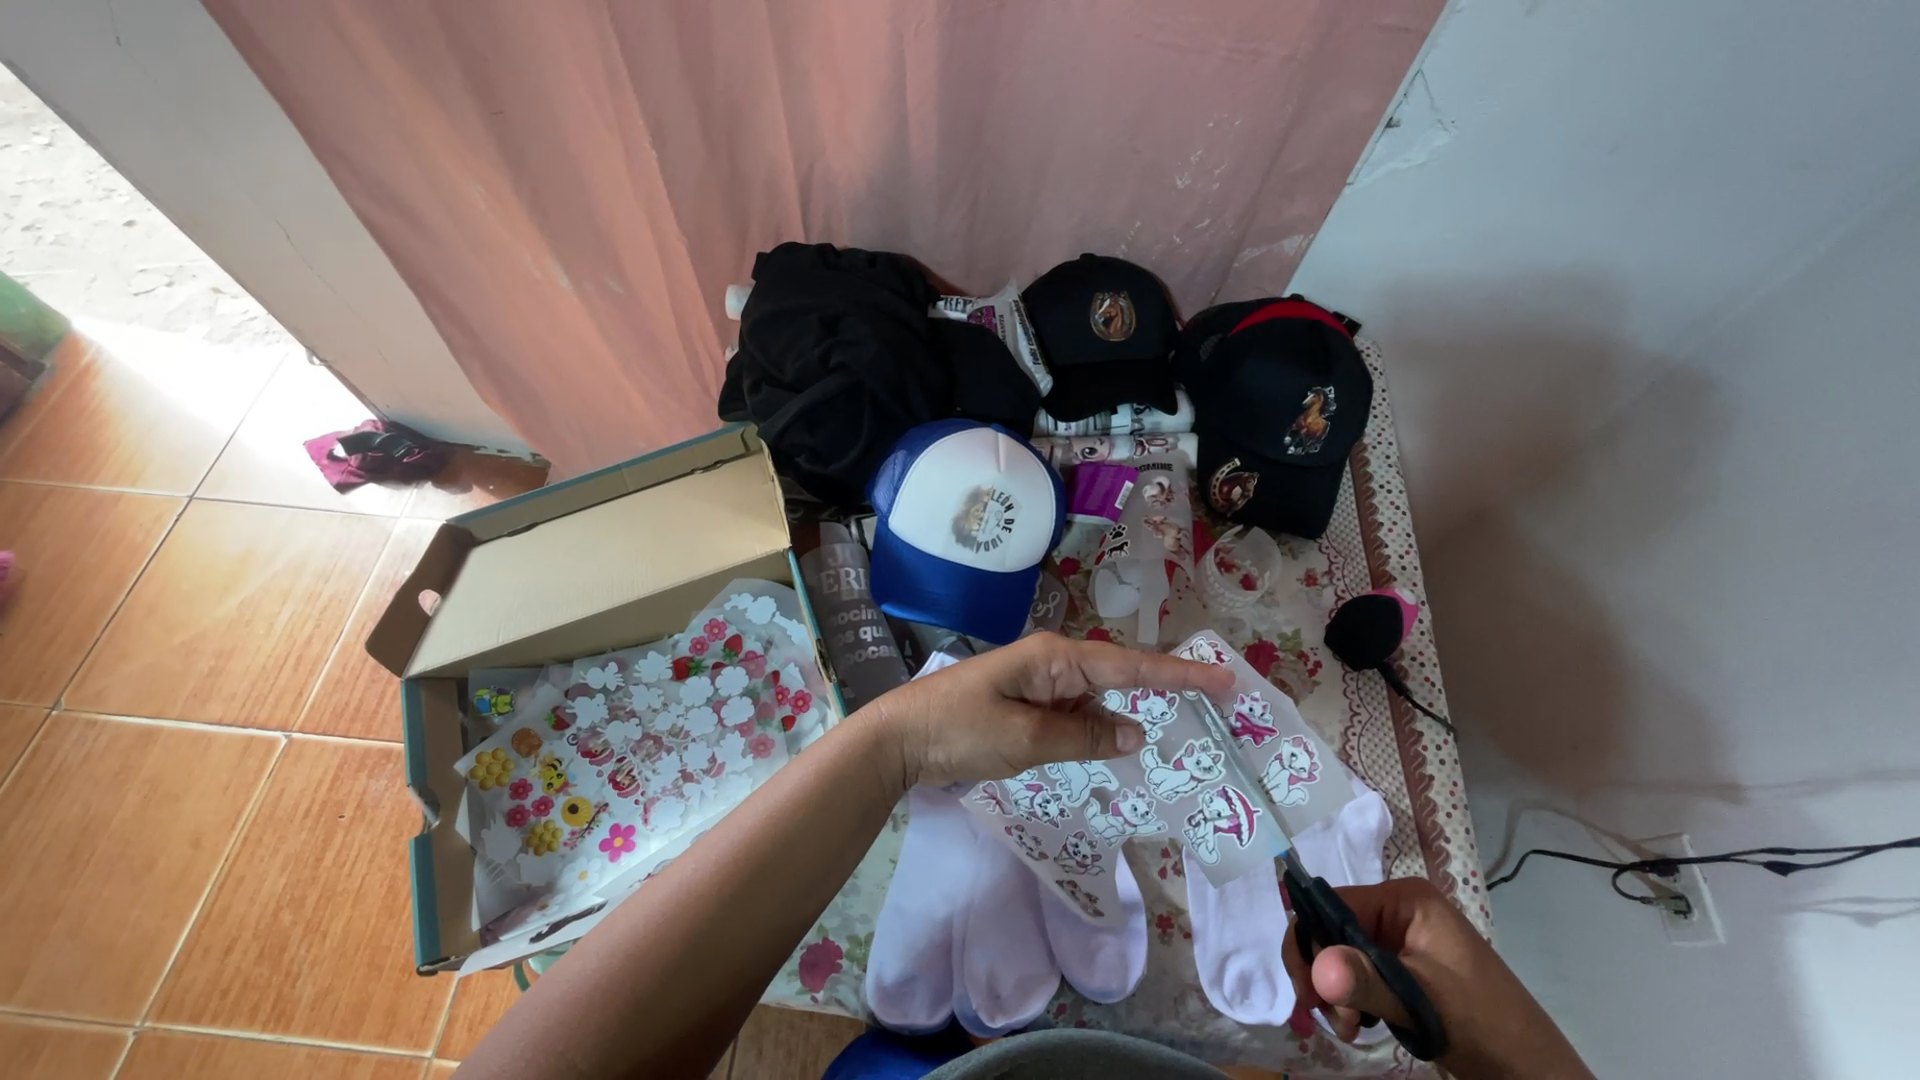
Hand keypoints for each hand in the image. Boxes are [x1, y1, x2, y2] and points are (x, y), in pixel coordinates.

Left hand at [865, 631, 1233, 788]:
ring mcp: (1040, 687)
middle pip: (1119, 677)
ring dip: (1129, 719)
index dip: (1179, 674)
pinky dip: (1098, 734)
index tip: (1224, 678)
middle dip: (1163, 692)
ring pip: (1099, 702)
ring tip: (1179, 738)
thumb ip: (1083, 738)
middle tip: (1214, 708)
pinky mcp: (1029, 709)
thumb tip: (1136, 735)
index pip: (1128, 664)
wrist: (899, 740)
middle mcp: (1052, 665)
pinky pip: (1076, 719)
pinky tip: (1120, 752)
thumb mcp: (1024, 739)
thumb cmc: (959, 729)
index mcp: (1054, 658)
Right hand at [1282, 878, 1593, 1079]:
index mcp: (1405, 899)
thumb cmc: (1485, 1025)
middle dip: (1322, 972)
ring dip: (1334, 990)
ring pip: (1340, 952)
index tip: (1308, 992)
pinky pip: (1357, 970)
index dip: (1311, 943)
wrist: (1535, 1073)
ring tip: (1349, 1028)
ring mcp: (1400, 938)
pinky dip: (1349, 996)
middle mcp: (1398, 910)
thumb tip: (1316, 969)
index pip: (1333, 905)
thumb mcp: (1423, 1002)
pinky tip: (1358, 1022)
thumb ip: (1367, 982)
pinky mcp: (1402, 967)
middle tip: (1331, 1018)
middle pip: (1332, 928)